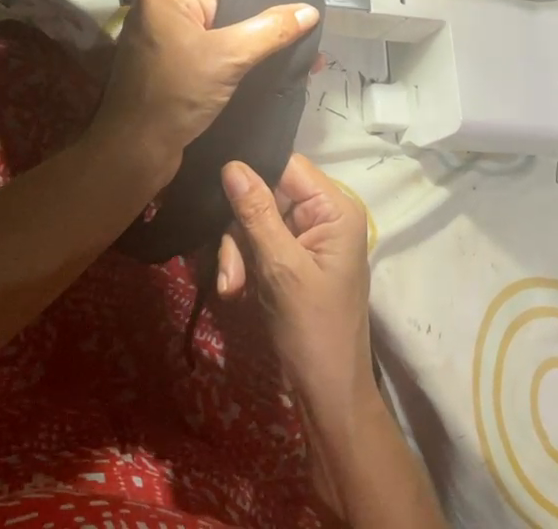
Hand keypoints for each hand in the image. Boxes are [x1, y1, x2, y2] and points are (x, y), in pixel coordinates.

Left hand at [89, 0, 318, 181]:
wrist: (136, 152)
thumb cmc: (177, 95)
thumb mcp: (230, 56)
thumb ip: (271, 30)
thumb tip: (310, 10)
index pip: (224, 2)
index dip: (250, 24)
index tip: (283, 41)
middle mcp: (154, 18)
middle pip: (221, 23)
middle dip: (253, 44)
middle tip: (291, 60)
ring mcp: (155, 49)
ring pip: (214, 48)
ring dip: (240, 64)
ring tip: (274, 76)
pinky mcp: (160, 76)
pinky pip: (201, 67)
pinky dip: (222, 77)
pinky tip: (247, 89)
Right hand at [217, 155, 373, 411]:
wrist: (327, 392)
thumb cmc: (312, 328)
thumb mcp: (280, 267)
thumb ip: (256, 213)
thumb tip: (232, 164)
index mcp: (335, 209)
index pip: (287, 166)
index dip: (253, 178)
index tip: (222, 198)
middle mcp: (324, 217)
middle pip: (266, 195)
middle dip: (241, 231)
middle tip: (231, 272)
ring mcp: (307, 240)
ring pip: (256, 222)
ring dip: (237, 254)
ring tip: (232, 289)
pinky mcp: (292, 262)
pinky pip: (259, 246)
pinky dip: (244, 266)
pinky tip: (235, 292)